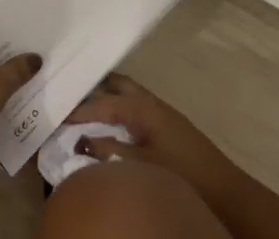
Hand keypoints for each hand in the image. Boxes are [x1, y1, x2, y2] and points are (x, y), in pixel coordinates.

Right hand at [67, 75, 242, 199]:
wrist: (224, 191)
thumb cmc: (181, 172)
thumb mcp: (139, 164)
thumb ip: (109, 149)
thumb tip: (81, 139)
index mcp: (142, 106)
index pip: (101, 101)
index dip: (77, 108)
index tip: (54, 111)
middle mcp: (150, 102)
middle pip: (115, 87)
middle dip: (92, 89)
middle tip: (67, 97)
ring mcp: (159, 114)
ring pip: (125, 98)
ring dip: (105, 101)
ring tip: (81, 110)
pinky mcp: (165, 128)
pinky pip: (133, 111)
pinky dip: (116, 114)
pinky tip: (107, 128)